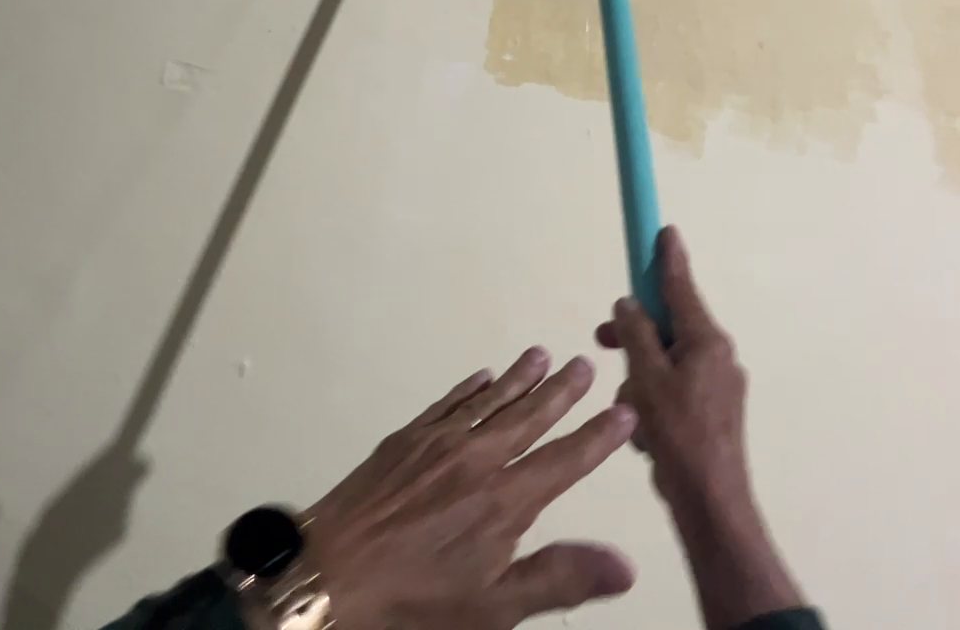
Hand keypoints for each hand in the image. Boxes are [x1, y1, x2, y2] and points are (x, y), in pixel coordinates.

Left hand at [300, 348, 638, 628]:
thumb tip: (626, 564)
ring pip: (488, 402)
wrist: (333, 569)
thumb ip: (559, 578)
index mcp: (504, 502)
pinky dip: (467, 389)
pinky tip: (480, 377)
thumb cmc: (417, 598)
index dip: (596, 438)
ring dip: (516, 379)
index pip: (563, 462)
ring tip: (540, 355)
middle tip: (582, 364)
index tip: (622, 411)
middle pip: (527, 418)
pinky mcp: (405, 439)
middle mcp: (475, 460)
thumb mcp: (494, 608)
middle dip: (559, 392)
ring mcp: (437, 443)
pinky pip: (446, 404)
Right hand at [595, 227, 748, 509]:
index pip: (681, 288)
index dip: (668, 258)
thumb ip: (635, 333)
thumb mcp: (645, 375)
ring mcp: (716, 384)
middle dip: (633, 331)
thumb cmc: (678, 432)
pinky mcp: (709, 409)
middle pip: (667, 324)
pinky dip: (650, 394)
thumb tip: (628, 304)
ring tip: (627, 402)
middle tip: (602, 339)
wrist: (710, 500)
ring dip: (637, 371)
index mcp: (707, 342)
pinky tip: (642, 423)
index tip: (664, 230)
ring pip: (663, 357)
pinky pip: (670, 384)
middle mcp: (717, 356)